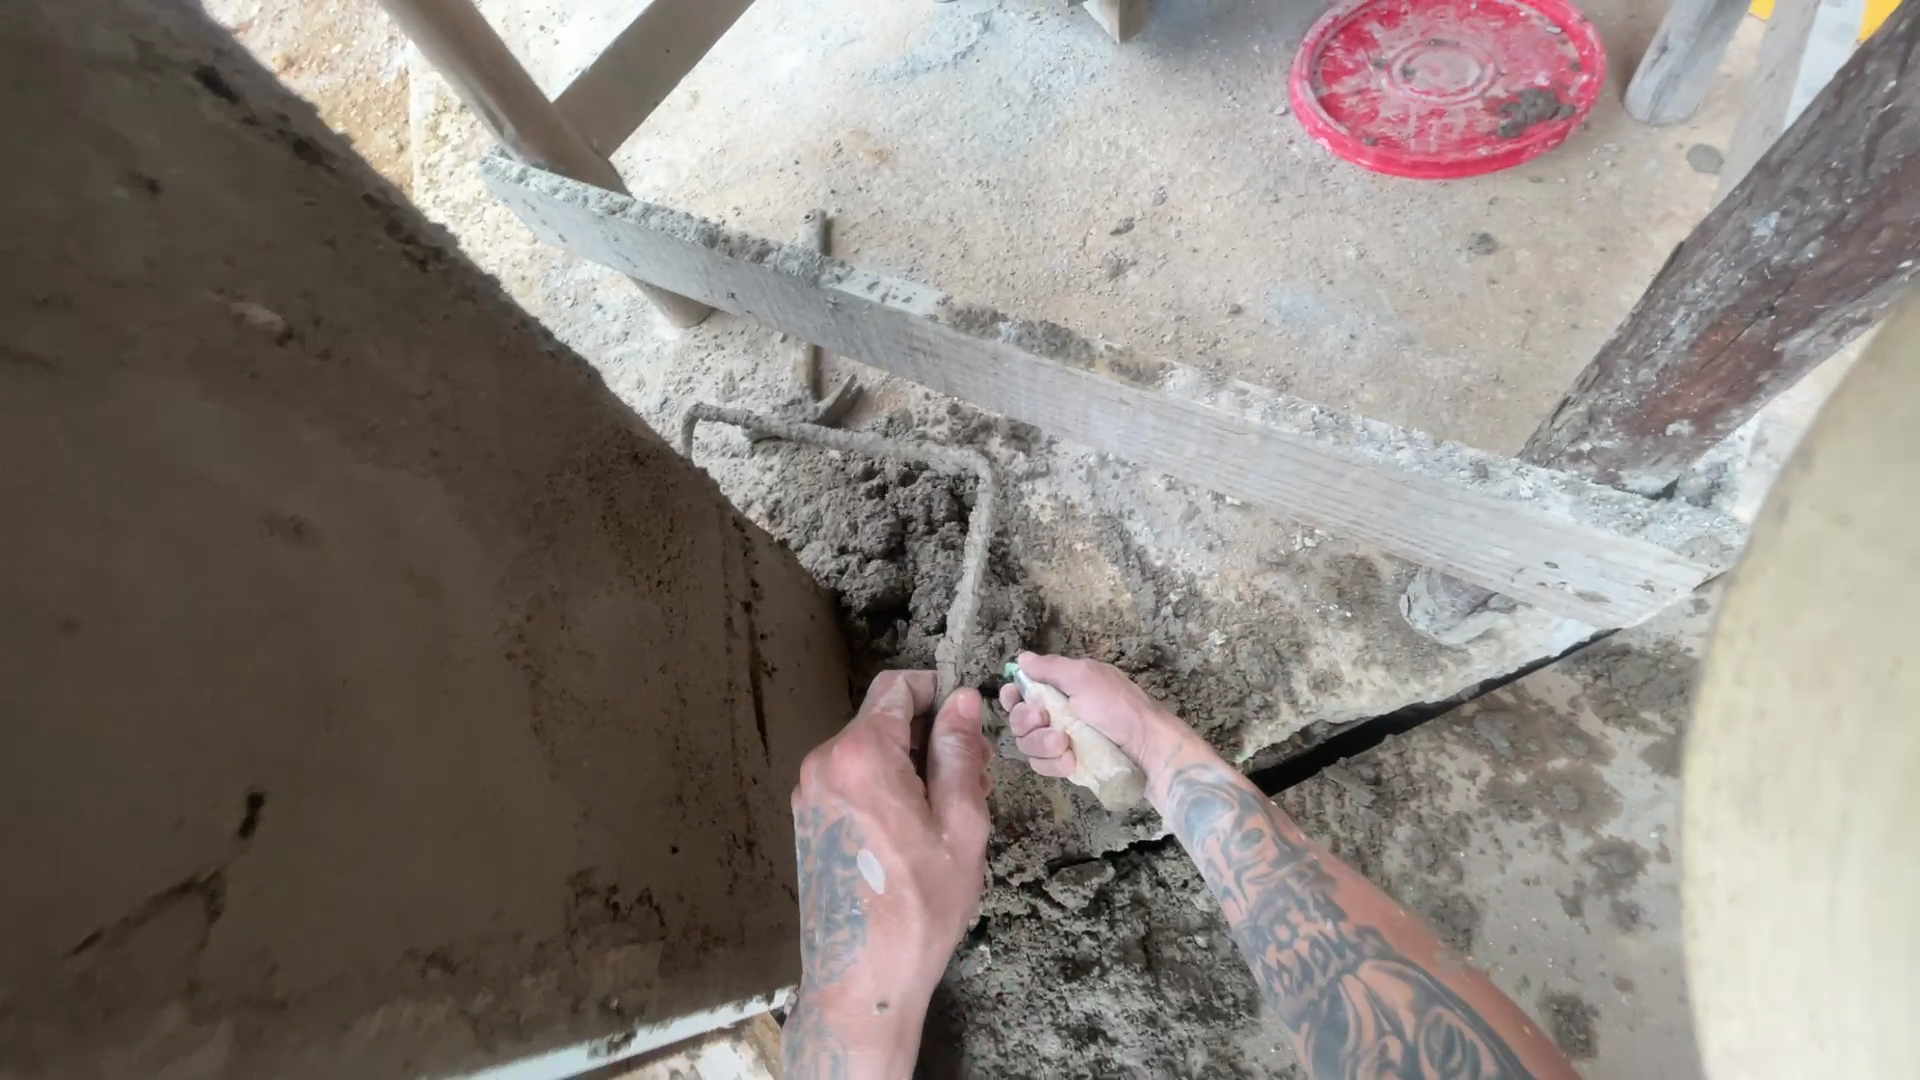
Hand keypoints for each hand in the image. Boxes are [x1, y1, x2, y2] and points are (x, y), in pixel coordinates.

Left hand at [784, 671, 991, 1078]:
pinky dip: (887, 782)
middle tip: (974, 778)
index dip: (937, 692)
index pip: (898, 686)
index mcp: (861, 754)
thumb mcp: (960, 825)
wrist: (859, 983)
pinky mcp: (808, 816)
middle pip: (885, 718)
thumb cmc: (919, 906)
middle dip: (931, 735)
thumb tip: (962, 699)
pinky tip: (917, 826)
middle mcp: (825, 761)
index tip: (968, 722)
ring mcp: (810, 790)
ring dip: (913, 762)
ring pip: (871, 748)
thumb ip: (959, 752)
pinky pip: (853, 775)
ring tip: (951, 809)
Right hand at [997, 652, 1200, 794]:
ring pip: (1026, 744)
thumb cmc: (1118, 707)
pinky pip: (1042, 765)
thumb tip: (1022, 658)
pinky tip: (1070, 761)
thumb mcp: (1085, 677)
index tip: (1014, 699)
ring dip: (1041, 743)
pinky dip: (1053, 764)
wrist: (1147, 750)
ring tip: (1064, 744)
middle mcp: (1055, 713)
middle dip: (1027, 720)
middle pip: (1018, 718)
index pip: (1022, 690)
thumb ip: (1051, 667)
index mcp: (1060, 687)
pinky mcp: (1065, 765)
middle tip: (1046, 719)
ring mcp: (1059, 741)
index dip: (1012, 695)